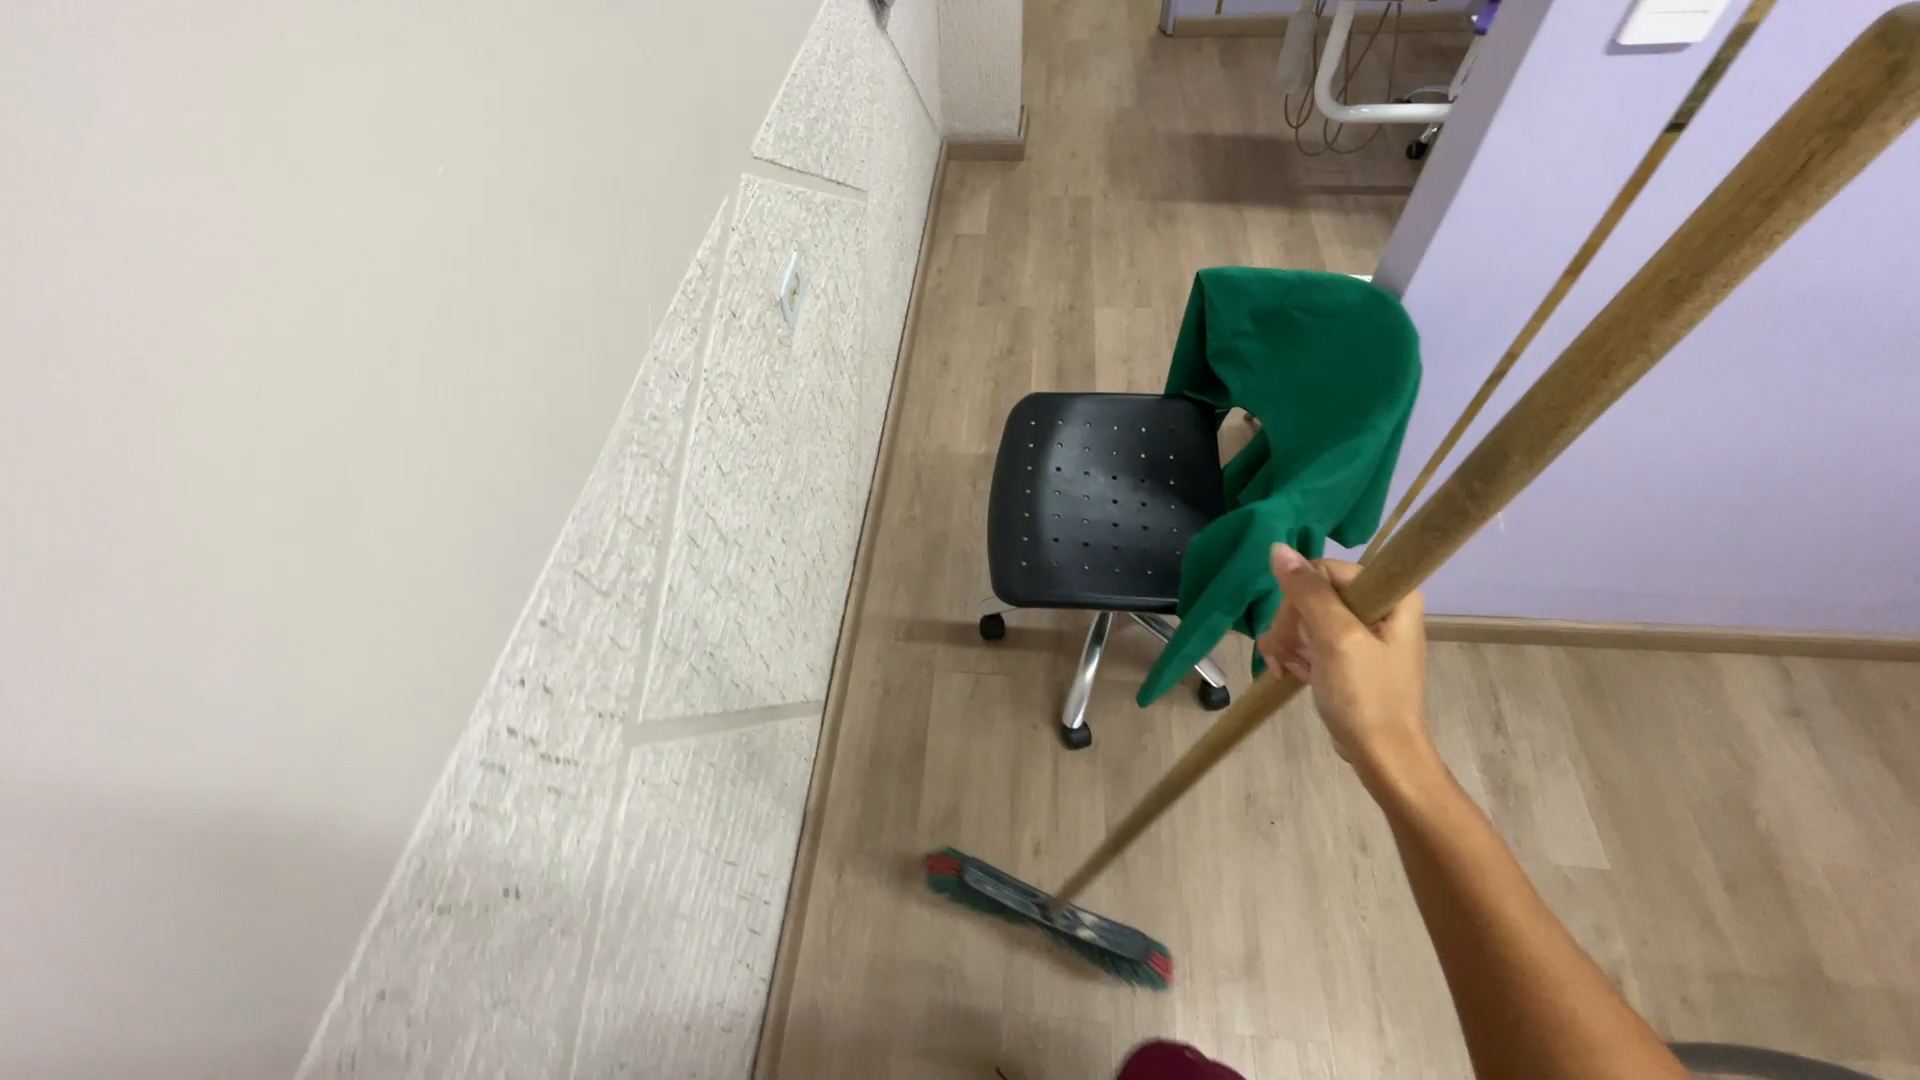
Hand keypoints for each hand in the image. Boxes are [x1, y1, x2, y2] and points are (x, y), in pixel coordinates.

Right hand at [1257, 545, 1435, 788]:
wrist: (1382, 757)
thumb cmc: (1366, 697)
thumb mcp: (1336, 639)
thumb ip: (1308, 593)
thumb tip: (1277, 549)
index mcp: (1392, 595)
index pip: (1327, 571)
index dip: (1301, 597)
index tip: (1293, 631)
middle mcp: (1381, 606)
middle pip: (1315, 594)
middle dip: (1291, 624)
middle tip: (1279, 653)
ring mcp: (1365, 632)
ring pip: (1309, 617)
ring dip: (1288, 641)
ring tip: (1281, 667)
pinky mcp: (1351, 655)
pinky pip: (1313, 639)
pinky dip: (1296, 653)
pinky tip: (1288, 672)